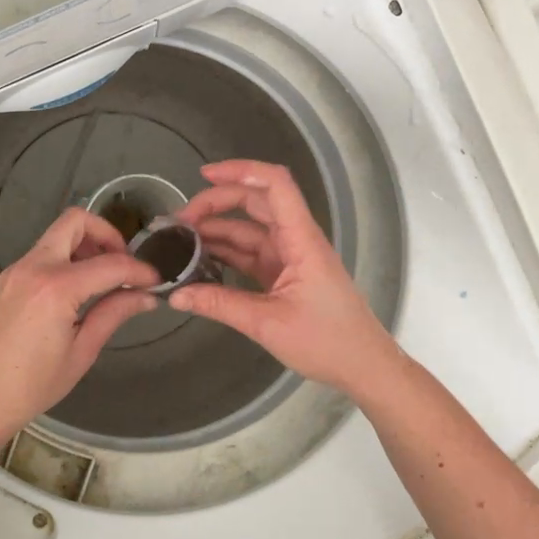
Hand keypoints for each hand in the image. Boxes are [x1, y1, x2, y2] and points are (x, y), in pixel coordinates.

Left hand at [0, 208, 159, 443]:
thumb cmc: (33, 385)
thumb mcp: (82, 352)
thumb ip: (113, 314)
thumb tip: (146, 296)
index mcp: (55, 287)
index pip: (110, 264)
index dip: (139, 270)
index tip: (155, 281)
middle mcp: (32, 267)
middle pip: (75, 222)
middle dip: (106, 235)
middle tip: (122, 265)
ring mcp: (13, 271)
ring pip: (55, 236)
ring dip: (83, 247)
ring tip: (102, 282)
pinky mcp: (4, 280)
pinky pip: (39, 256)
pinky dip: (63, 261)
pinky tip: (73, 294)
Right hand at [170, 160, 402, 397]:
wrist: (363, 367)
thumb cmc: (326, 342)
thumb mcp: (267, 324)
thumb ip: (219, 305)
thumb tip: (176, 295)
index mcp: (301, 240)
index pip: (275, 186)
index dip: (241, 171)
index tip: (204, 176)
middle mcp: (296, 240)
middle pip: (256, 202)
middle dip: (216, 203)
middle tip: (179, 221)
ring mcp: (290, 257)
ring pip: (249, 229)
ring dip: (216, 230)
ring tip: (180, 241)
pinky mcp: (284, 275)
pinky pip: (250, 253)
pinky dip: (225, 253)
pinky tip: (199, 260)